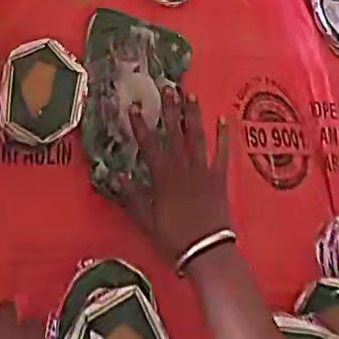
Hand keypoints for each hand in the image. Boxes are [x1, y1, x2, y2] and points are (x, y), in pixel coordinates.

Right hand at [113, 85, 232, 264]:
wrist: (207, 252)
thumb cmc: (174, 239)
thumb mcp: (147, 221)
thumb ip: (132, 196)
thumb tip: (116, 175)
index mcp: (163, 176)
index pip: (149, 145)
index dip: (140, 125)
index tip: (134, 107)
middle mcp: (183, 167)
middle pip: (175, 133)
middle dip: (170, 109)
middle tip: (168, 87)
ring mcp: (203, 170)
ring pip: (196, 136)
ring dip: (193, 115)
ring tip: (190, 95)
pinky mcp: (219, 177)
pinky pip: (222, 153)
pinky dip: (223, 136)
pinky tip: (223, 119)